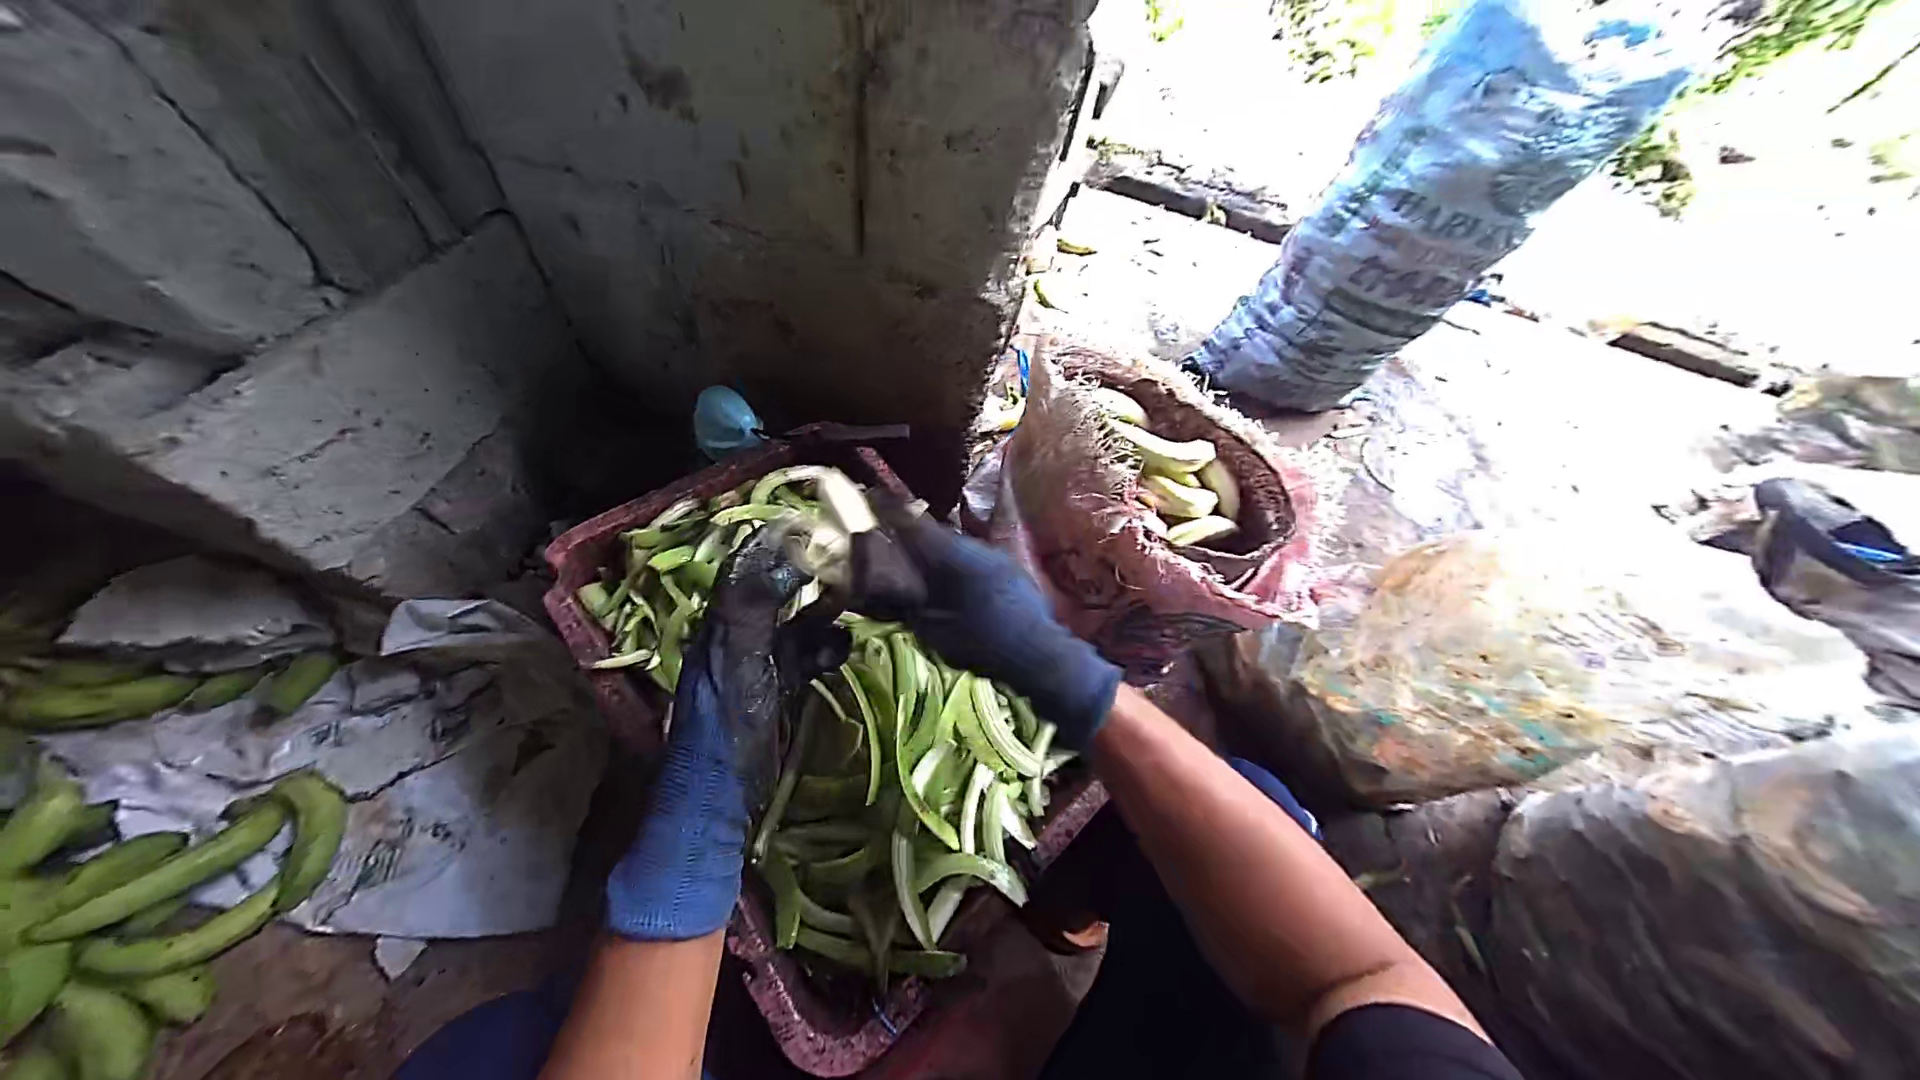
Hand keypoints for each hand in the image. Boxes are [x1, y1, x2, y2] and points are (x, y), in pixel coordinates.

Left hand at [606, 529, 848, 940]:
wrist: (716, 807)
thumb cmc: (726, 735)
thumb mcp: (738, 664)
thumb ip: (753, 606)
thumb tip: (782, 550)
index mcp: (720, 625)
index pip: (749, 565)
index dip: (782, 542)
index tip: (825, 529)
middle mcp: (735, 637)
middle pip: (775, 590)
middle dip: (812, 576)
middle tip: (853, 568)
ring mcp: (754, 666)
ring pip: (793, 623)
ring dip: (822, 614)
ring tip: (854, 611)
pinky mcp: (771, 691)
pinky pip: (801, 656)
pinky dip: (823, 649)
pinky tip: (843, 652)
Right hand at [856, 506, 1120, 749]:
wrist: (1038, 654)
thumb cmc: (980, 645)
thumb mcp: (932, 630)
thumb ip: (908, 605)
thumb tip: (889, 592)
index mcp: (953, 558)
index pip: (915, 526)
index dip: (892, 512)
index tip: (874, 498)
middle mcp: (977, 548)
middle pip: (938, 535)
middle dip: (917, 538)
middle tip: (898, 544)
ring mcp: (999, 557)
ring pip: (960, 548)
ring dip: (942, 554)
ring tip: (928, 570)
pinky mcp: (1014, 571)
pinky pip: (979, 560)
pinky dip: (962, 567)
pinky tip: (961, 586)